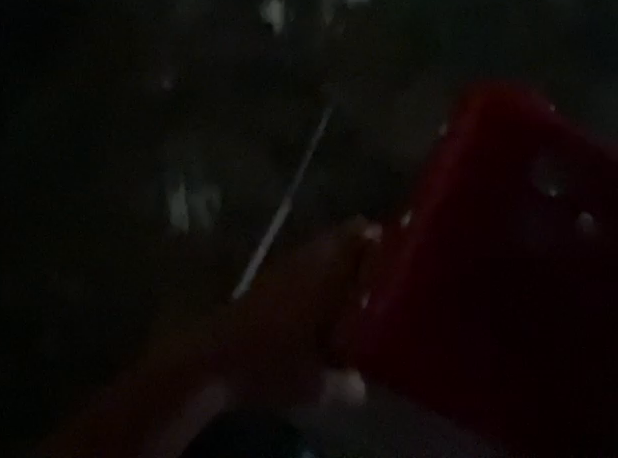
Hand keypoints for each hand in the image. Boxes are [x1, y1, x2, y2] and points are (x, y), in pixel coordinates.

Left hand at [189, 218, 380, 408]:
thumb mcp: (317, 383)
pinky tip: (324, 302)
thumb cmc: (270, 362)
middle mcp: (306, 258)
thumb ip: (348, 382)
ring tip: (359, 287)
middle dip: (362, 250)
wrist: (214, 360)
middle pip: (340, 238)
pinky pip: (303, 264)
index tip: (403, 252)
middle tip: (386, 272)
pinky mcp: (266, 279)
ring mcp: (283, 265)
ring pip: (320, 250)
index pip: (358, 234)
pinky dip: (318, 273)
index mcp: (324, 271)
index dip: (381, 239)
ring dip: (339, 260)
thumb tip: (365, 383)